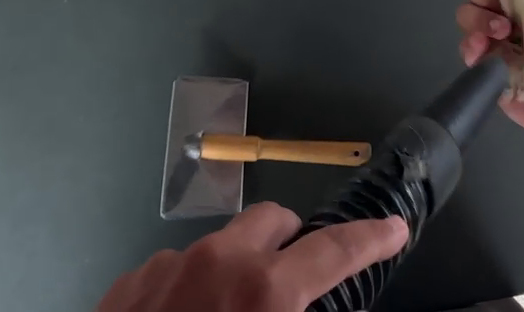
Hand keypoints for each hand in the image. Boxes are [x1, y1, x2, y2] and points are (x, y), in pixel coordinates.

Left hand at [97, 203, 407, 310]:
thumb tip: (307, 302)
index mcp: (263, 290)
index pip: (335, 251)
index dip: (371, 238)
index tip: (395, 228)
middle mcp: (218, 261)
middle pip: (273, 220)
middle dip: (291, 242)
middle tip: (294, 279)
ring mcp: (168, 266)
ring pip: (220, 246)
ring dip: (236, 269)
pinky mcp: (128, 282)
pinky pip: (174, 269)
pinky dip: (189, 289)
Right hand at [455, 0, 523, 143]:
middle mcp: (505, 11)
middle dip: (485, 0)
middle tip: (507, 19)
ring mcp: (492, 37)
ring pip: (465, 15)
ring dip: (480, 22)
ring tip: (502, 39)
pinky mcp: (484, 63)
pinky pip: (464, 46)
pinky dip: (471, 47)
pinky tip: (484, 54)